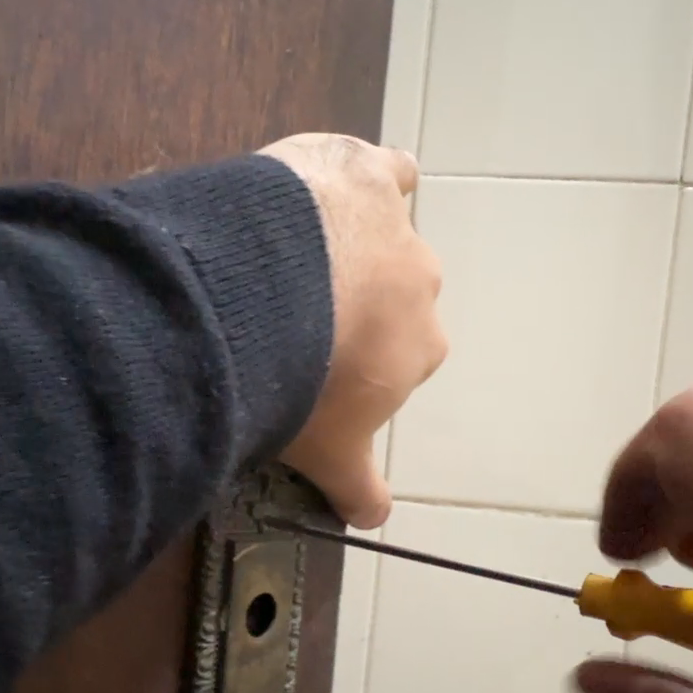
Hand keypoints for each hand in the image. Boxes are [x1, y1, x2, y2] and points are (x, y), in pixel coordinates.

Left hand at [257, 133, 444, 528]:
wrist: (270, 304)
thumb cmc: (304, 388)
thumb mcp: (329, 452)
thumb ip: (357, 487)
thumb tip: (374, 522)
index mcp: (420, 347)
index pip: (397, 358)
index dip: (357, 365)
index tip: (318, 372)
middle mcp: (422, 285)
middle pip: (392, 298)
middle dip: (354, 309)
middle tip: (295, 321)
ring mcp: (395, 225)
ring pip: (390, 236)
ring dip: (354, 250)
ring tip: (299, 263)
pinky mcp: (362, 172)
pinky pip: (383, 169)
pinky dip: (370, 176)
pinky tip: (340, 183)